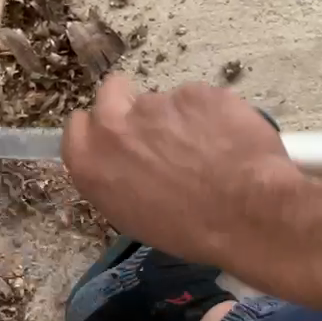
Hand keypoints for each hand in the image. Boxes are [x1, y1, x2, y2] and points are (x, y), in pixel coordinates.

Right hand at [62, 74, 303, 265]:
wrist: (244, 214)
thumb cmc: (184, 228)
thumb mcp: (130, 214)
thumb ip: (113, 175)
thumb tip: (123, 162)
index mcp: (90, 160)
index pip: (77, 125)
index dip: (99, 128)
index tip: (117, 139)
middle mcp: (113, 126)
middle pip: (111, 93)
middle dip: (130, 104)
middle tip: (158, 132)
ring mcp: (156, 104)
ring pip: (162, 101)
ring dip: (178, 118)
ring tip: (206, 150)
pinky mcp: (195, 92)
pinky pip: (198, 99)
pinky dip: (210, 115)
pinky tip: (227, 142)